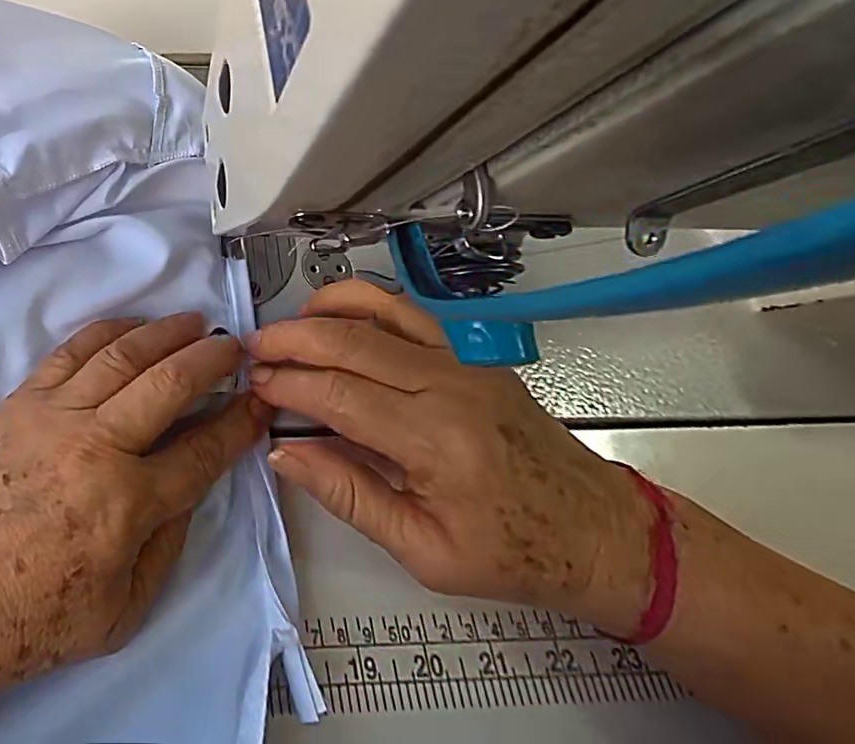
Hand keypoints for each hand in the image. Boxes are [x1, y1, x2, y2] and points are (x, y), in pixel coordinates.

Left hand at [0, 313, 274, 739]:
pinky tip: (129, 326)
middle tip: (236, 347)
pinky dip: (104, 332)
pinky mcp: (21, 401)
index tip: (258, 402)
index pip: (201, 451)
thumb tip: (188, 481)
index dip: (237, 424)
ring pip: (119, 358)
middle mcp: (95, 446)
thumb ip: (166, 541)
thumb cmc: (36, 612)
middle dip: (210, 361)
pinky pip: (69, 353)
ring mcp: (54, 416)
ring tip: (193, 323)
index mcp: (127, 504)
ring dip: (162, 334)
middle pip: (166, 385)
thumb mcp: (125, 607)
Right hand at [247, 282, 651, 634]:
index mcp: (437, 442)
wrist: (604, 534)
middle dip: (287, 340)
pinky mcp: (469, 352)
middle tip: (251, 352)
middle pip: (347, 340)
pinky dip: (358, 302)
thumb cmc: (512, 552)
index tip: (254, 387)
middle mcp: (449, 387)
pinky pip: (403, 309)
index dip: (286, 384)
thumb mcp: (423, 550)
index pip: (338, 393)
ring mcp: (463, 361)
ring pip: (374, 310)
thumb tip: (281, 452)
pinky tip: (330, 318)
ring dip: (317, 312)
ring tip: (283, 332)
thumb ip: (346, 495)